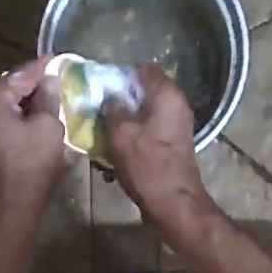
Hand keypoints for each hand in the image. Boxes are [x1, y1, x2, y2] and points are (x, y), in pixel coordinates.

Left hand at [0, 59, 71, 224]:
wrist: (9, 211)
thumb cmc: (31, 167)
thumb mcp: (49, 128)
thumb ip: (49, 98)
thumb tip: (49, 81)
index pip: (21, 74)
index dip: (44, 67)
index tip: (61, 60)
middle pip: (10, 89)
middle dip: (35, 86)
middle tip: (58, 82)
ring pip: (6, 108)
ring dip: (28, 106)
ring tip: (52, 103)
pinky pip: (3, 125)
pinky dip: (20, 122)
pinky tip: (37, 125)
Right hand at [104, 65, 218, 236]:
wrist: (173, 204)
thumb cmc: (147, 165)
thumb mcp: (120, 134)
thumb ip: (112, 109)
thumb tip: (109, 97)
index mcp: (166, 94)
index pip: (142, 68)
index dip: (119, 74)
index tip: (98, 87)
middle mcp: (176, 106)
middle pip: (142, 94)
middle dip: (118, 103)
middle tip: (96, 113)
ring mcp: (175, 128)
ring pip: (142, 117)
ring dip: (121, 126)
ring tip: (101, 139)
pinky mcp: (171, 148)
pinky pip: (147, 136)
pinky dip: (131, 142)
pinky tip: (113, 158)